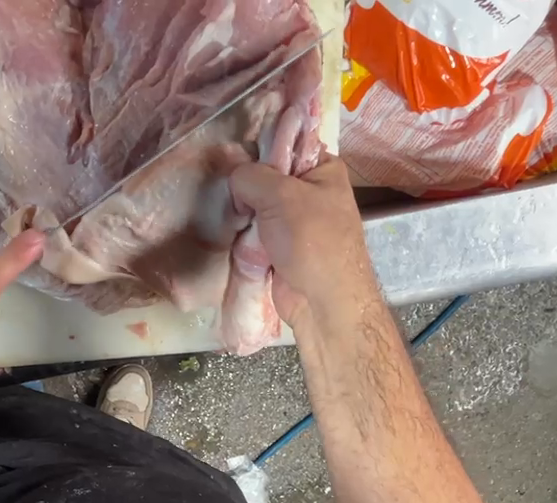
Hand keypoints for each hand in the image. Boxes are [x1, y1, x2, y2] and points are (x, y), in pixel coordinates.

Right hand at [229, 155, 378, 330]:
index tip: (237, 162)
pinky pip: (256, 235)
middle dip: (247, 190)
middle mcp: (310, 193)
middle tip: (234, 198)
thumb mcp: (281, 195)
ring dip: (244, 217)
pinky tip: (237, 239)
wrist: (322, 301)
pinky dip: (246, 239)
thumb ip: (251, 176)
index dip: (259, 152)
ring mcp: (295, 223)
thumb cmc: (312, 241)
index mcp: (322, 169)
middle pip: (267, 179)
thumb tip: (234, 179)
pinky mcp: (281, 249)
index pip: (285, 146)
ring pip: (258, 209)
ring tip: (235, 221)